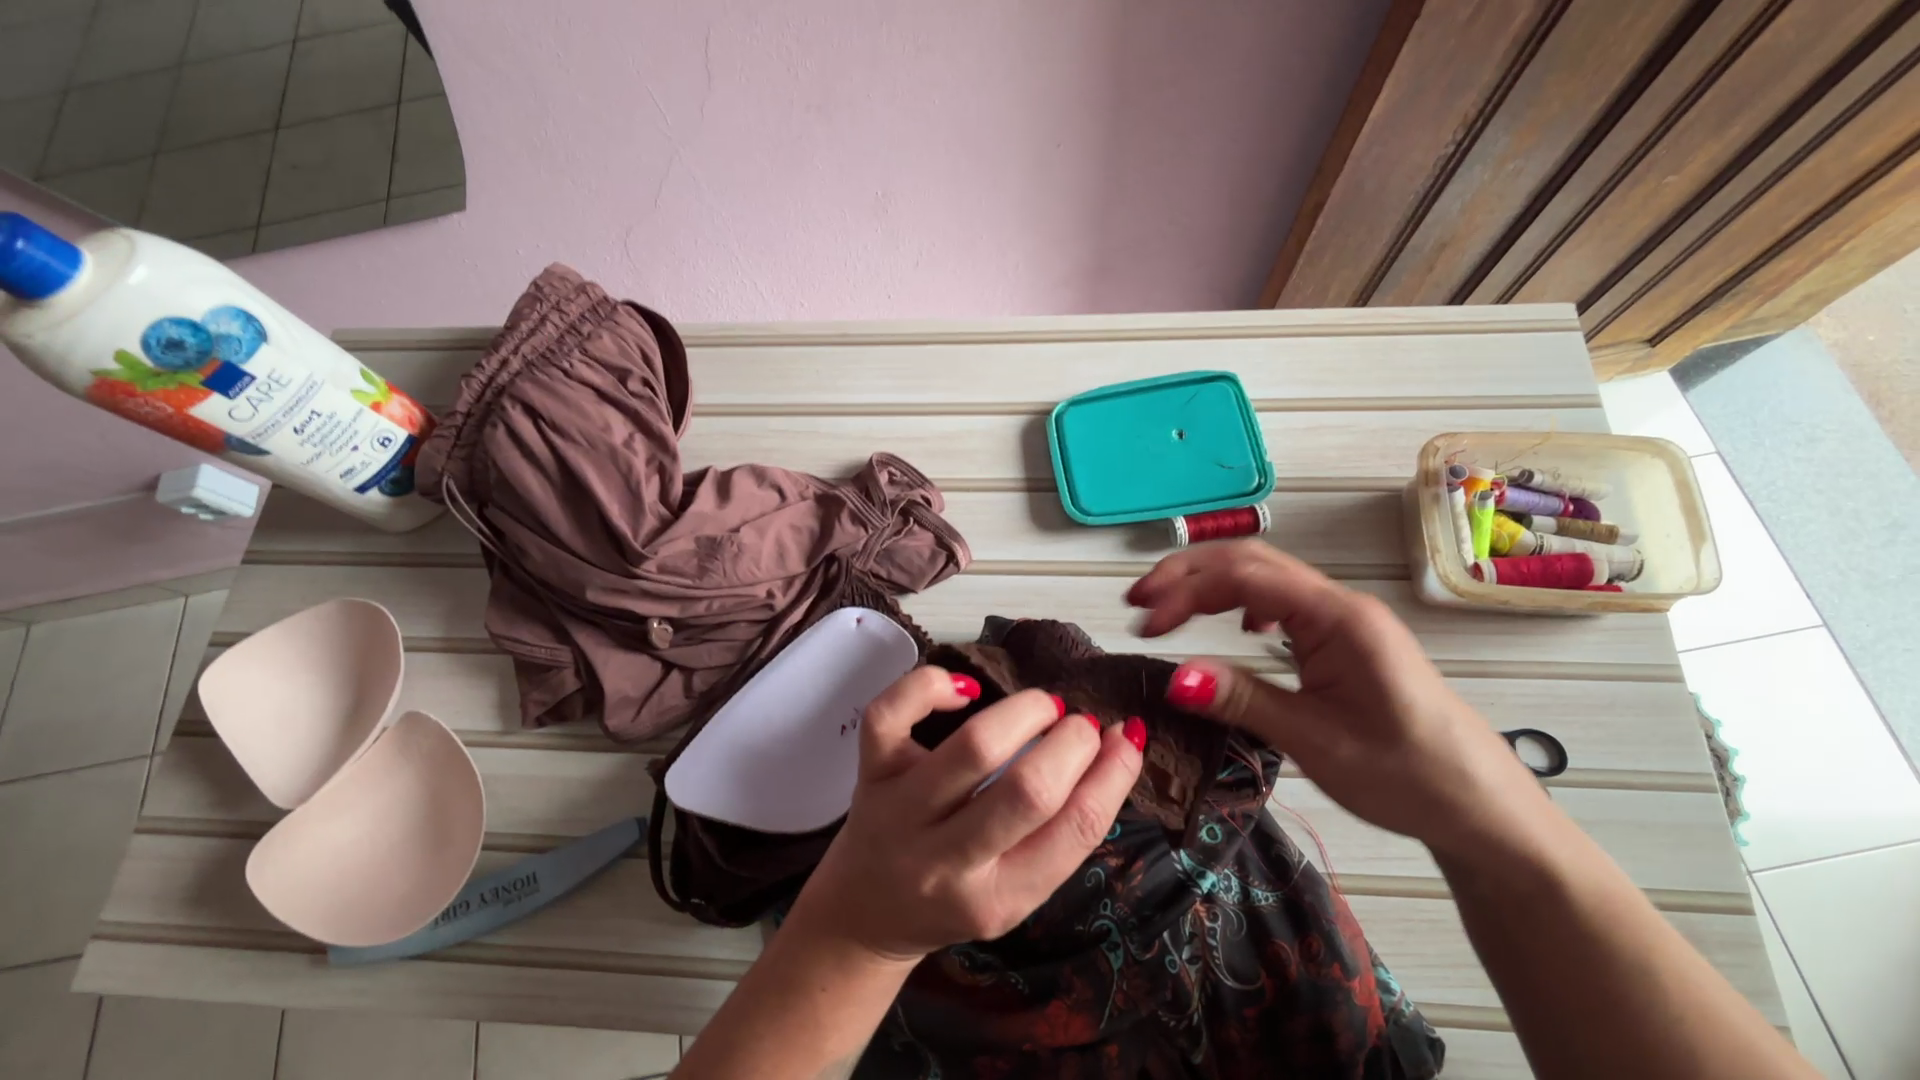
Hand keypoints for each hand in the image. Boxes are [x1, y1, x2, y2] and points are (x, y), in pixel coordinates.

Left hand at [785, 666, 1145, 962]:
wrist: (867, 912)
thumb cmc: (955, 897)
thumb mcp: (1017, 890)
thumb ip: (1063, 832)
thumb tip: (1120, 744)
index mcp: (998, 898)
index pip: (1074, 831)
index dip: (1113, 774)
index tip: (1125, 737)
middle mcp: (947, 860)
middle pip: (1026, 790)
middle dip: (1071, 742)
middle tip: (1080, 725)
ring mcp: (901, 813)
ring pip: (971, 748)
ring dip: (1023, 712)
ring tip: (1043, 706)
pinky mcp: (869, 772)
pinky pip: (890, 715)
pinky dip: (932, 685)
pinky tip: (966, 688)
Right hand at [1126, 539, 1549, 859]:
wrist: (1480, 806)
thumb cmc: (1407, 775)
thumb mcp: (1315, 742)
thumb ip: (1243, 700)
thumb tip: (1174, 677)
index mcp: (1338, 618)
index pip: (1244, 578)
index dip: (1185, 590)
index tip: (1141, 622)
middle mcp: (1341, 605)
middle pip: (1252, 563)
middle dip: (1188, 574)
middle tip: (1136, 603)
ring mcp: (1345, 620)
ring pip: (1265, 579)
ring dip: (1210, 585)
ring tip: (1166, 610)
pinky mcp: (1345, 640)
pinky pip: (1283, 603)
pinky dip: (1241, 603)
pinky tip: (1233, 628)